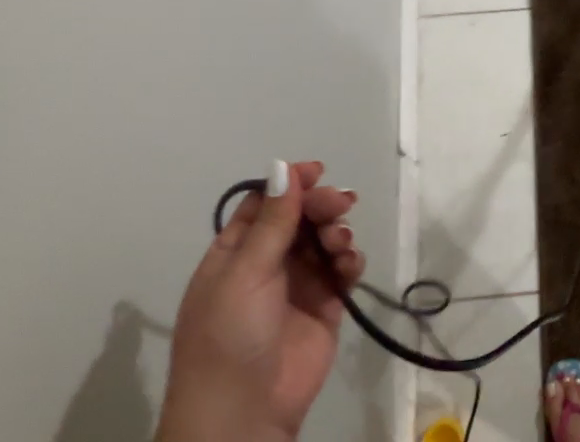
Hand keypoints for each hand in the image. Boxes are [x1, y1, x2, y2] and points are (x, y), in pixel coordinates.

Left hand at [157, 161, 365, 441]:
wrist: (243, 413)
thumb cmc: (230, 335)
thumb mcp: (245, 271)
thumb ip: (273, 220)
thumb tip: (283, 166)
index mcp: (235, 253)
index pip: (265, 204)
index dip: (290, 184)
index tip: (318, 171)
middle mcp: (266, 264)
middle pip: (300, 217)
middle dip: (321, 205)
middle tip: (341, 203)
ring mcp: (297, 285)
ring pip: (323, 240)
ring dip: (335, 231)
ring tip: (339, 243)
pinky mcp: (325, 307)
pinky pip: (342, 271)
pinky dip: (349, 261)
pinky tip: (349, 264)